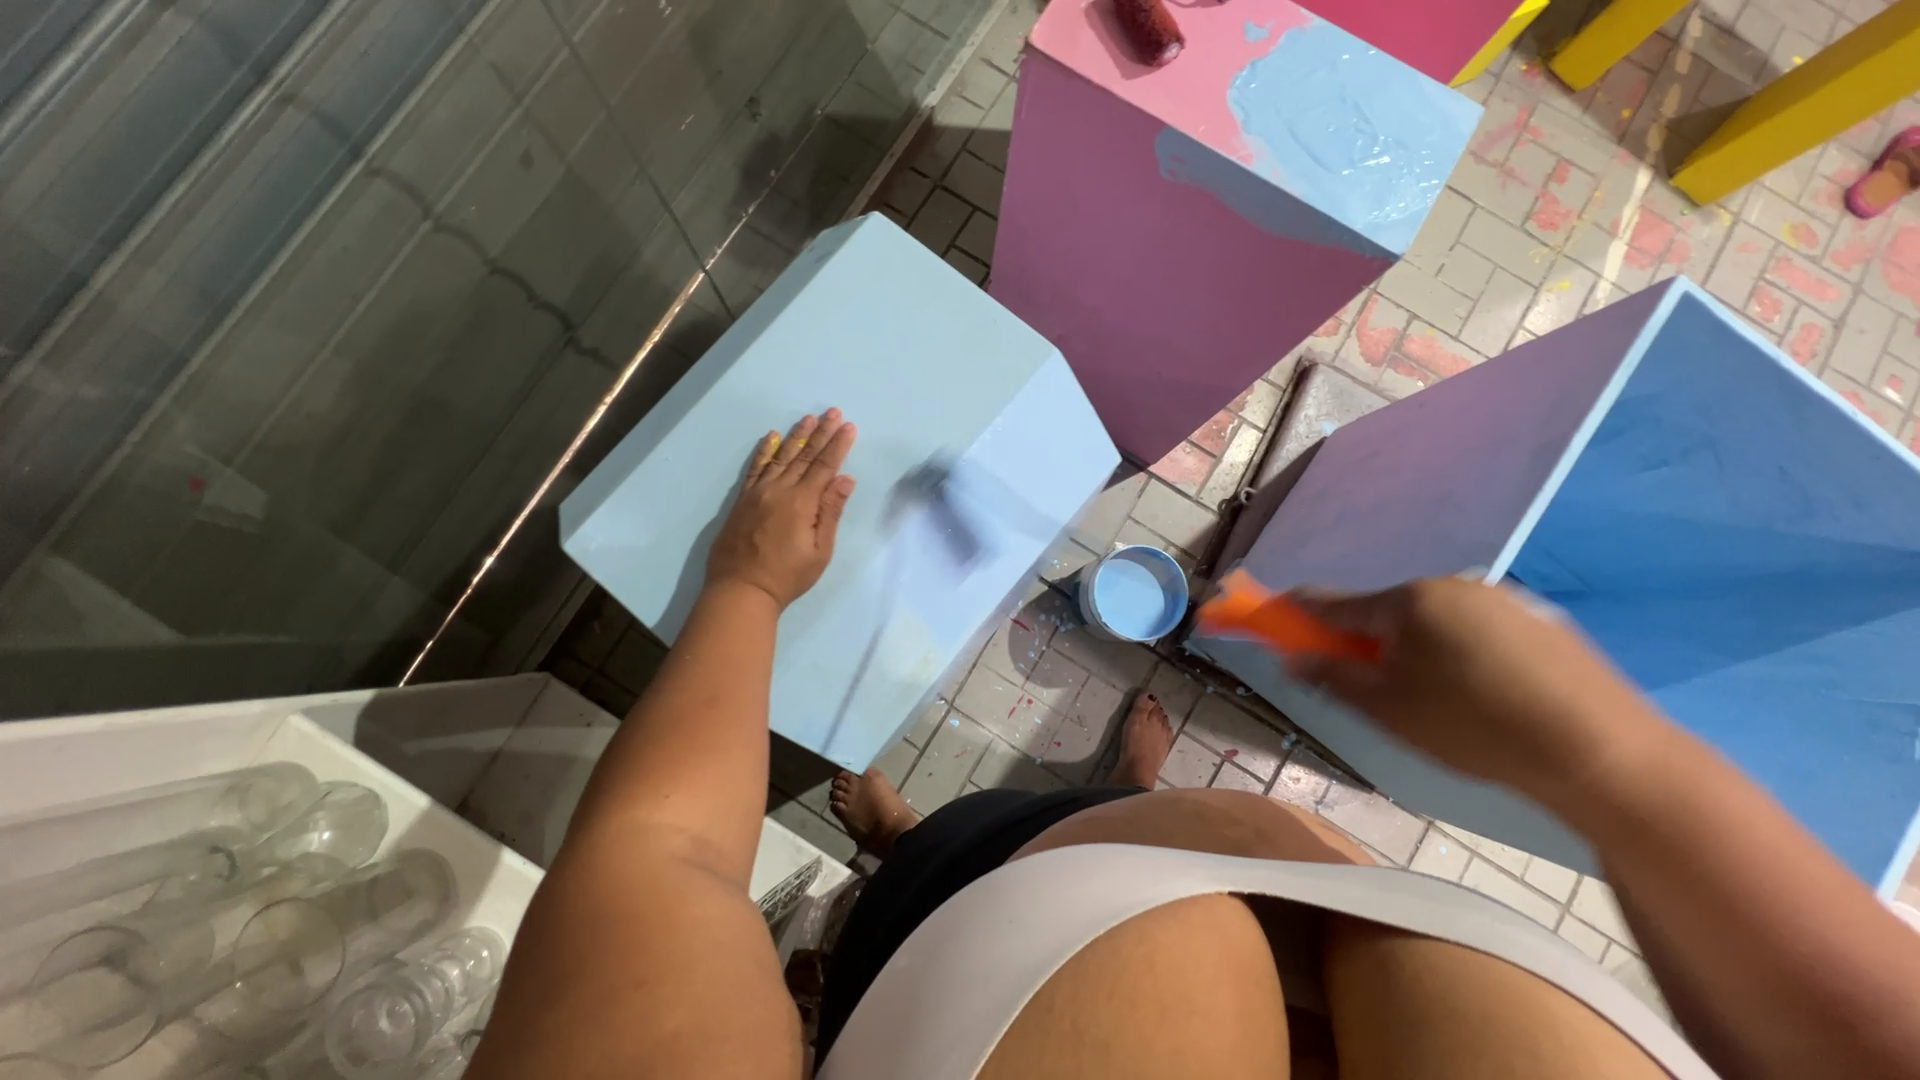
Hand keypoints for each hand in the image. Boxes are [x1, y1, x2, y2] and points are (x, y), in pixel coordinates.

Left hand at [706, 409, 857, 608]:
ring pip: (781, 456)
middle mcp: (779, 489)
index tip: (849, 426)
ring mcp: (758, 492)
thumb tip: (844, 479)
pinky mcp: (743, 499)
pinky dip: (765, 450)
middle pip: (804, 455)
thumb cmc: (787, 576)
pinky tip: (772, 437)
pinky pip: (756, 467)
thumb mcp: (819, 551)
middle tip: (833, 412)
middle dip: (821, 433)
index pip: (825, 466)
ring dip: (796, 435)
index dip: (838, 446)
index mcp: (802, 502)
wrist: (741, 589)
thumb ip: (830, 512)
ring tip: (809, 418)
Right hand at [1287, 578, 1673, 801]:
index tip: (1272, 623)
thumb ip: (1332, 677)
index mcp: (1407, 601)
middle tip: (1371, 691)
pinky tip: (1483, 695)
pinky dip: (1457, 653)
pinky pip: (1472, 629)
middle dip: (1364, 642)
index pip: (1330, 602)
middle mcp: (1449, 585)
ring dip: (1413, 649)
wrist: (1603, 753)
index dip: (1294, 614)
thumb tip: (1289, 657)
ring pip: (1430, 621)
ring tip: (1437, 703)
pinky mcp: (1537, 619)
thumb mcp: (1389, 710)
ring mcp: (1498, 599)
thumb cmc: (1475, 729)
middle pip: (1382, 611)